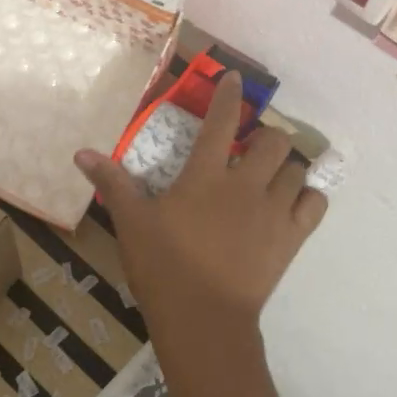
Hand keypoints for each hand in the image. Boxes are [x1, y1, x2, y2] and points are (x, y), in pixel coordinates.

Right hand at [74, 72, 326, 331]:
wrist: (204, 317)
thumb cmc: (162, 267)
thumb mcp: (131, 224)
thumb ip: (112, 184)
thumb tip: (81, 153)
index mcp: (206, 176)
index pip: (221, 121)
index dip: (229, 95)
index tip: (234, 78)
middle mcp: (246, 184)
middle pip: (273, 141)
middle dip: (264, 137)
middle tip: (249, 150)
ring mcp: (274, 211)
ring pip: (296, 170)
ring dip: (285, 167)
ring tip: (271, 177)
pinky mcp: (292, 238)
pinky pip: (315, 203)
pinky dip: (308, 196)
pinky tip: (294, 202)